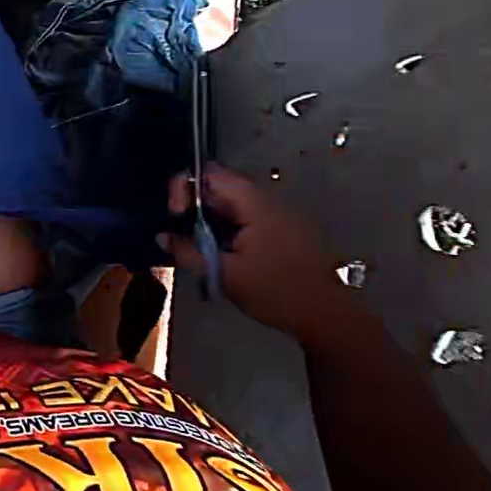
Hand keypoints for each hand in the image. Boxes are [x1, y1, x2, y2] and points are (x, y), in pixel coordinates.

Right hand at [158, 163, 333, 333]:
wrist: (327, 315)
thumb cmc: (276, 291)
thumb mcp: (225, 274)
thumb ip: (189, 253)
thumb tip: (162, 237)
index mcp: (253, 203)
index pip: (208, 174)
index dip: (184, 187)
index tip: (176, 217)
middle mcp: (264, 200)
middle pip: (218, 185)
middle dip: (193, 205)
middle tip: (182, 233)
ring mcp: (274, 214)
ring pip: (230, 202)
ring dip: (208, 219)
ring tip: (198, 247)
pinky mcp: (279, 229)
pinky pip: (243, 216)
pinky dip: (224, 228)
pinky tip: (219, 253)